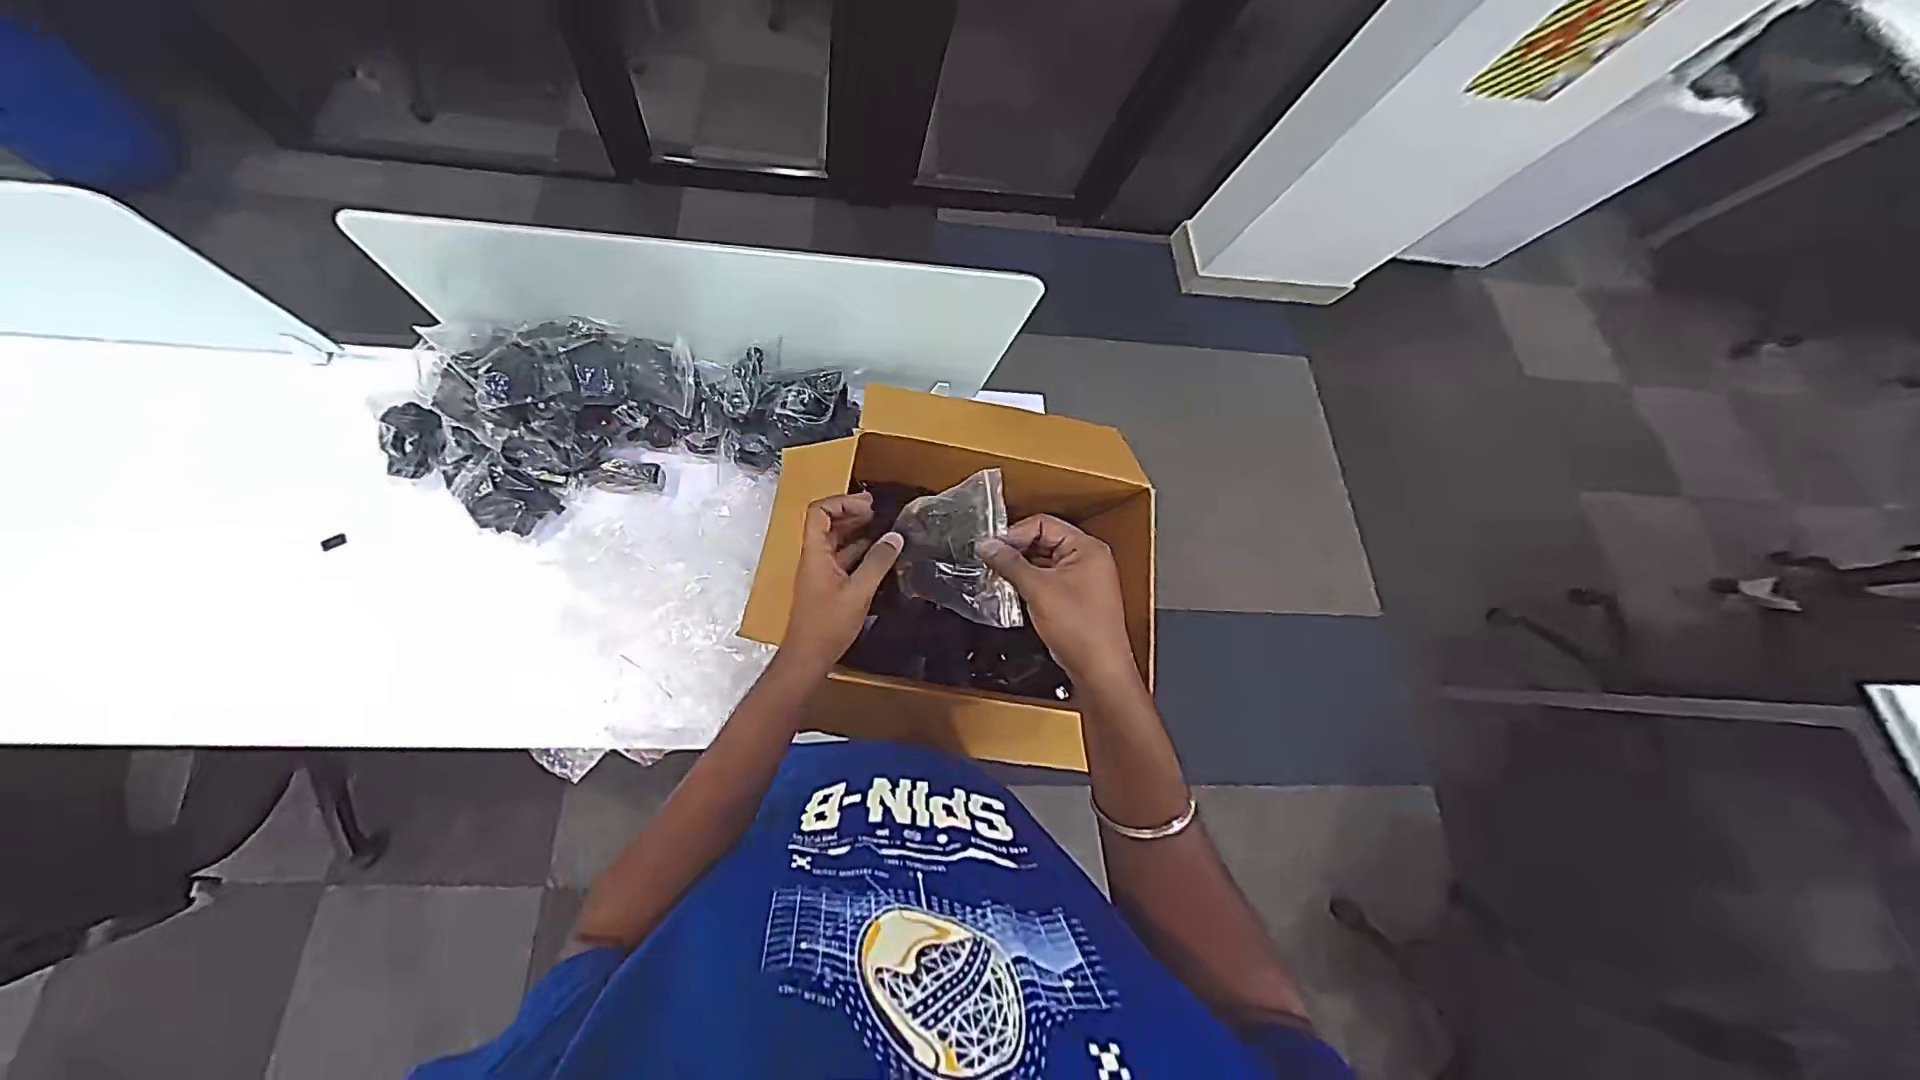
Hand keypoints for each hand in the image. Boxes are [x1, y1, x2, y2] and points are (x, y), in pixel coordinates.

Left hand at [783, 493, 902, 671]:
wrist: (808, 656)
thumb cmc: (829, 624)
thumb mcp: (859, 592)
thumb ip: (877, 562)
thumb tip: (895, 537)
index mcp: (815, 553)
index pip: (819, 512)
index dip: (841, 503)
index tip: (867, 505)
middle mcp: (813, 557)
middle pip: (826, 523)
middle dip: (850, 512)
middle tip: (876, 509)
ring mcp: (819, 571)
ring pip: (834, 540)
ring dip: (855, 530)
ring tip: (880, 526)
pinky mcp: (826, 584)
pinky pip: (841, 557)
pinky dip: (857, 549)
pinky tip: (877, 552)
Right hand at [977, 515, 1137, 684]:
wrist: (1099, 669)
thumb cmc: (1083, 631)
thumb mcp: (1038, 589)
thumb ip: (1010, 563)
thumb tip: (989, 546)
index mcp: (1087, 548)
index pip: (1043, 524)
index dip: (1014, 534)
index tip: (992, 547)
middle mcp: (1088, 559)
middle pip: (1043, 541)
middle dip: (1016, 551)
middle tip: (991, 561)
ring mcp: (1083, 578)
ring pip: (1043, 561)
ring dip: (1021, 568)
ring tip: (999, 577)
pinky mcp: (1076, 597)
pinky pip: (1048, 579)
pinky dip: (1030, 583)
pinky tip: (1014, 592)